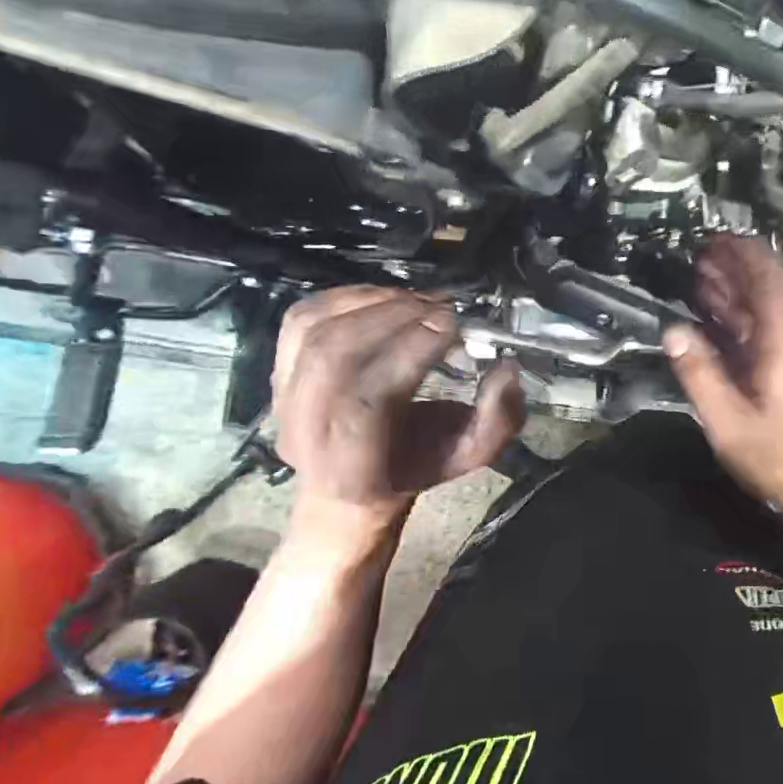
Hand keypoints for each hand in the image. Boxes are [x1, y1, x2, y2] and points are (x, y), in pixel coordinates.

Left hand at [272, 287, 522, 534]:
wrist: (351, 486)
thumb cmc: (418, 466)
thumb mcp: (470, 455)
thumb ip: (498, 419)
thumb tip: (505, 368)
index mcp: (352, 468)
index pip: (366, 401)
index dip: (409, 353)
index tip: (453, 325)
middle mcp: (304, 433)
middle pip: (333, 356)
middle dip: (391, 319)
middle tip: (439, 306)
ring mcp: (282, 400)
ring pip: (314, 332)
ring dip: (371, 304)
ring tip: (418, 299)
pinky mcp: (276, 372)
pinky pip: (301, 319)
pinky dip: (346, 298)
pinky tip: (385, 297)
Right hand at [662, 236, 782, 556]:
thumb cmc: (777, 457)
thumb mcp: (727, 422)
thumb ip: (699, 374)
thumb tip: (672, 331)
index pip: (767, 277)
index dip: (742, 252)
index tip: (713, 237)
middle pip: (767, 285)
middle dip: (733, 267)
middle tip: (697, 255)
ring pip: (767, 305)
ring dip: (736, 289)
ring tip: (700, 276)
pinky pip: (769, 326)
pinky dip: (743, 315)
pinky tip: (717, 315)